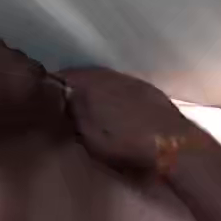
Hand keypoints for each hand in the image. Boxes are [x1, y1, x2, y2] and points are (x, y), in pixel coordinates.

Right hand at [62, 67, 199, 172]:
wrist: (174, 145)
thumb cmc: (127, 145)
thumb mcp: (90, 138)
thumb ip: (74, 116)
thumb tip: (63, 101)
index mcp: (92, 84)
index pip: (65, 76)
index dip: (54, 84)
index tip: (46, 94)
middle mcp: (111, 76)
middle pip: (85, 75)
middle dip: (75, 85)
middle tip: (66, 100)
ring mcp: (132, 81)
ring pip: (106, 79)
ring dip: (96, 88)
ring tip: (90, 104)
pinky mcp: (148, 89)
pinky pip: (123, 85)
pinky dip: (114, 92)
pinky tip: (116, 106)